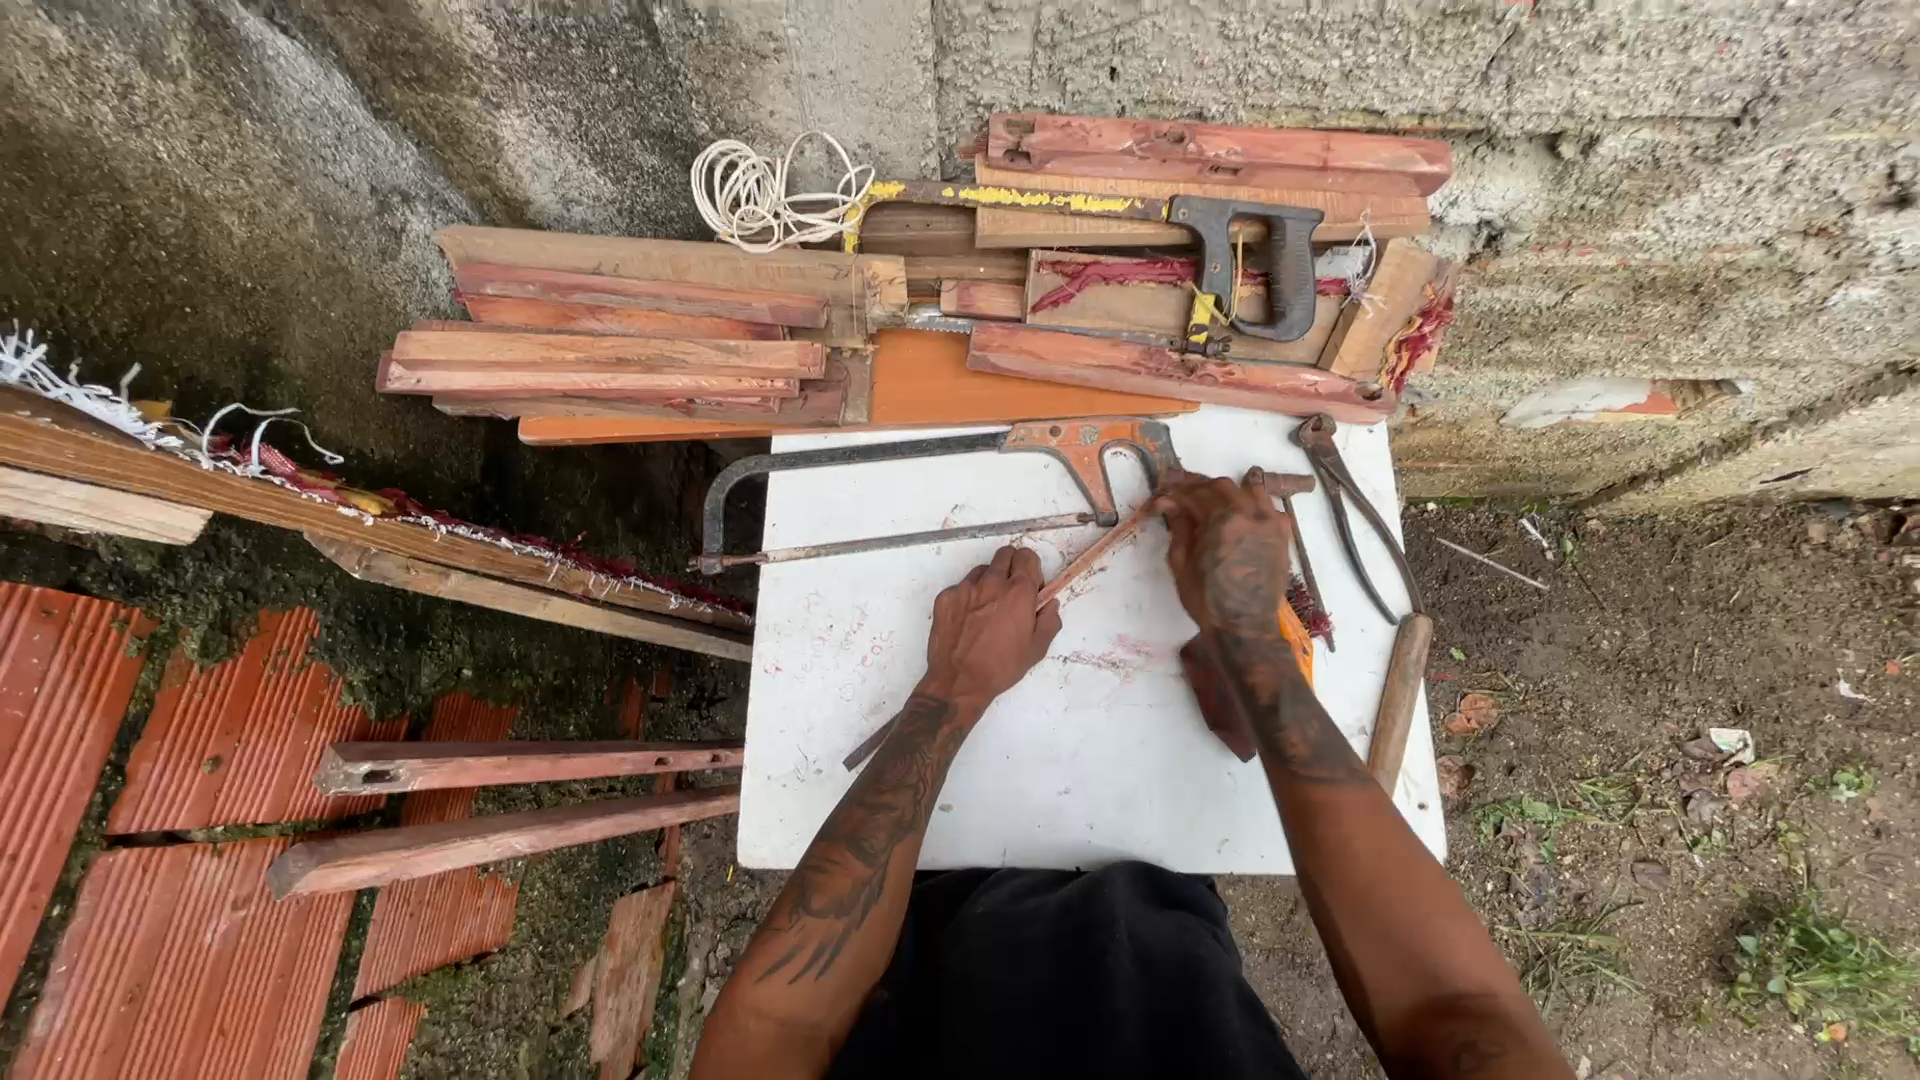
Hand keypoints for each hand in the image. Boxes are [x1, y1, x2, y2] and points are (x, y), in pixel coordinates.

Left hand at [920, 545, 1063, 714]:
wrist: (959, 681)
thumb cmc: (1002, 667)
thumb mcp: (1037, 649)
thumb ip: (1049, 620)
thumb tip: (1050, 603)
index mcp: (1018, 592)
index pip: (1027, 556)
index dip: (1032, 570)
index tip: (1031, 588)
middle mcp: (991, 583)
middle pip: (1005, 554)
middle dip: (1012, 567)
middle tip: (1011, 593)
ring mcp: (965, 588)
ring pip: (983, 570)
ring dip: (990, 582)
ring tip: (988, 609)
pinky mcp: (945, 597)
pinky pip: (962, 587)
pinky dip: (969, 597)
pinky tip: (968, 620)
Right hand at [1153, 468, 1294, 641]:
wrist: (1244, 625)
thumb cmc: (1206, 598)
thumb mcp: (1181, 563)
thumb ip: (1179, 528)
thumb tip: (1171, 504)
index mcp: (1222, 520)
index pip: (1195, 494)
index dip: (1176, 494)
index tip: (1163, 499)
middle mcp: (1250, 514)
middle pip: (1222, 486)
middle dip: (1200, 487)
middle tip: (1184, 497)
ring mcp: (1270, 523)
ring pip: (1250, 490)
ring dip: (1229, 490)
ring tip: (1215, 498)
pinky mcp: (1282, 536)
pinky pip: (1271, 508)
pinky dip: (1256, 503)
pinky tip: (1245, 510)